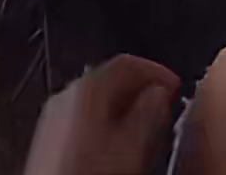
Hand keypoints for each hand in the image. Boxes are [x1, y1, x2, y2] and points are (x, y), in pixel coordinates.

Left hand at [24, 55, 179, 174]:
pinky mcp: (51, 139)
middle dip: (142, 92)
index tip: (175, 85)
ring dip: (127, 110)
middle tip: (165, 107)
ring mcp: (55, 117)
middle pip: (113, 79)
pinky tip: (118, 149)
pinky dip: (108, 125)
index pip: (128, 62)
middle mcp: (68, 94)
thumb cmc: (86, 174)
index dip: (156, 71)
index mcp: (87, 87)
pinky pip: (86, 119)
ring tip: (148, 131)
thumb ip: (149, 114)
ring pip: (100, 101)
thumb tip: (160, 93)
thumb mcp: (130, 148)